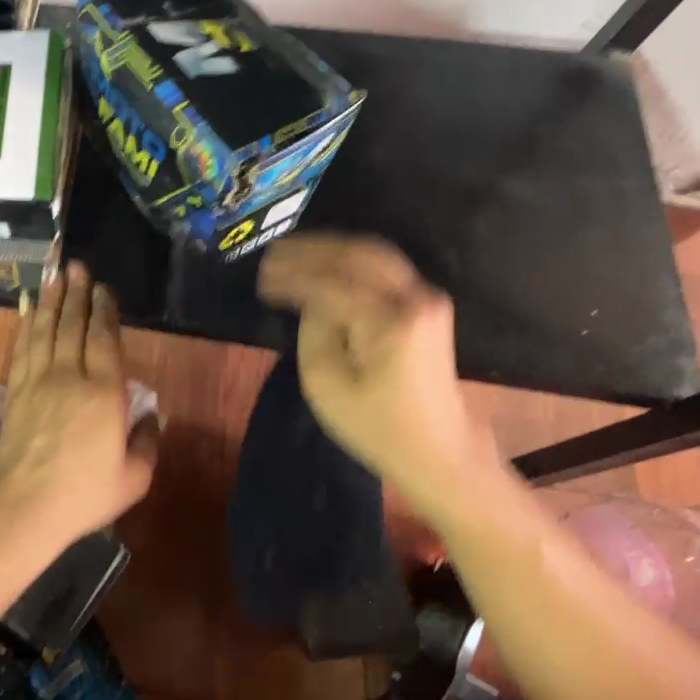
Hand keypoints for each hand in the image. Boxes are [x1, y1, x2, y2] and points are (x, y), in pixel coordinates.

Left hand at [0, 261, 158, 549]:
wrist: (27, 506)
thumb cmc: (86, 494)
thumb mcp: (134, 477)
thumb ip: (146, 442)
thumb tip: (150, 416)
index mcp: (105, 392)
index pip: (105, 338)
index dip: (104, 310)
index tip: (104, 289)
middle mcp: (71, 376)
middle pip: (73, 324)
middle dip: (78, 293)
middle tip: (78, 266)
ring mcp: (39, 380)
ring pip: (46, 329)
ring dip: (52, 300)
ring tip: (55, 275)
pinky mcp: (17, 390)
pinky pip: (23, 347)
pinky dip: (26, 324)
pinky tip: (28, 308)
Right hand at [257, 235, 497, 499]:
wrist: (439, 450)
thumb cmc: (376, 425)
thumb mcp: (325, 383)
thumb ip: (313, 328)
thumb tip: (310, 297)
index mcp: (389, 321)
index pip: (331, 282)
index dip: (292, 275)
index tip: (261, 277)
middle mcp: (414, 298)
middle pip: (356, 254)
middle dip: (311, 250)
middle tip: (272, 253)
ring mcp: (426, 298)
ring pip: (372, 254)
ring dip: (329, 250)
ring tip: (291, 253)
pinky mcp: (425, 305)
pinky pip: (382, 267)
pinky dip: (348, 261)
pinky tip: (322, 266)